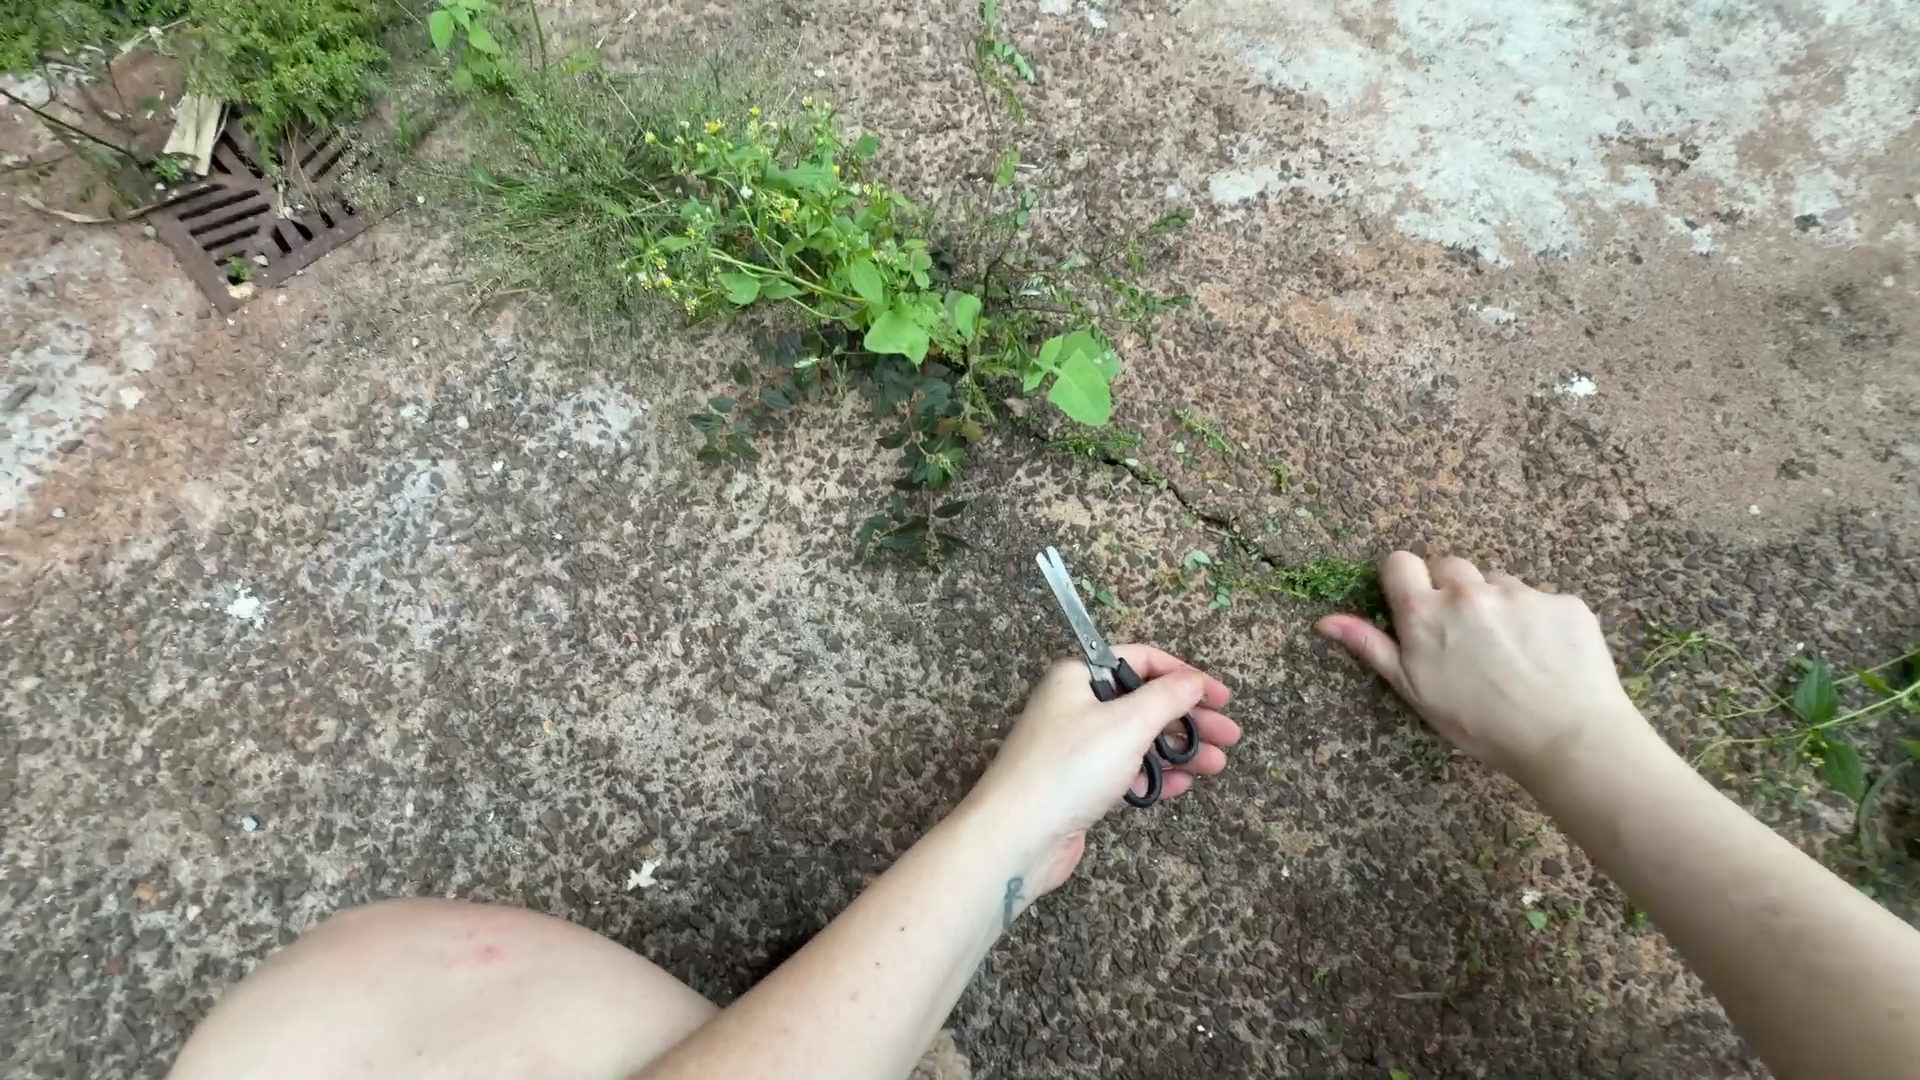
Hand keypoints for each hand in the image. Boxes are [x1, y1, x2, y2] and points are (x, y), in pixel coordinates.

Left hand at [964, 646, 1240, 898]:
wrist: (1018, 835)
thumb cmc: (1070, 768)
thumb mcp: (1126, 724)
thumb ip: (1165, 698)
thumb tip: (1192, 680)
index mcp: (1078, 676)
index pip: (1139, 660)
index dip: (1183, 675)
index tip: (1221, 697)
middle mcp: (1075, 704)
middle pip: (1142, 701)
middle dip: (1188, 717)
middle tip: (1230, 736)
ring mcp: (1076, 744)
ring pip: (1137, 738)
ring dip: (1178, 749)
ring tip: (1217, 765)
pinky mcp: (1078, 782)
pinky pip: (1125, 769)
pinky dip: (1153, 774)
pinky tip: (1182, 786)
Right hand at [1316, 552, 1652, 783]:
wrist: (1569, 741)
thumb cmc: (1478, 722)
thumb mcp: (1412, 688)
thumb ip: (1370, 646)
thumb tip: (1324, 620)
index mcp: (1425, 613)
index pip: (1400, 562)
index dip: (1404, 578)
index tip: (1413, 600)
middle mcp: (1468, 593)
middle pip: (1449, 565)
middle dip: (1450, 589)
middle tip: (1462, 630)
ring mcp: (1520, 595)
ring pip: (1495, 582)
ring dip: (1494, 602)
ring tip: (1508, 647)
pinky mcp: (1564, 603)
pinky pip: (1540, 598)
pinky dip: (1536, 618)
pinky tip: (1543, 653)